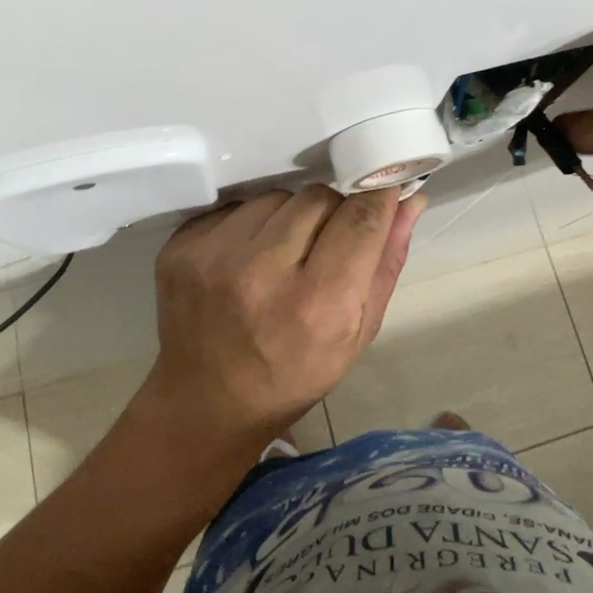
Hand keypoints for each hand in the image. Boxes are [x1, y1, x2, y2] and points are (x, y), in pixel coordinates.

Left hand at [145, 185, 425, 443]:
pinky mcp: (182, 246)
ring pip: (277, 197)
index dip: (378, 199)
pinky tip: (247, 261)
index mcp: (316, 305)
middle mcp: (261, 273)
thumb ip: (386, 264)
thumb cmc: (294, 376)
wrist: (205, 402)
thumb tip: (410, 200)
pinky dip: (251, 225)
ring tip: (282, 257)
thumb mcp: (356, 335)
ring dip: (290, 218)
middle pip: (318, 198)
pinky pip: (237, 207)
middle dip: (332, 213)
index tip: (384, 190)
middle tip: (325, 247)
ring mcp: (214, 257)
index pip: (361, 217)